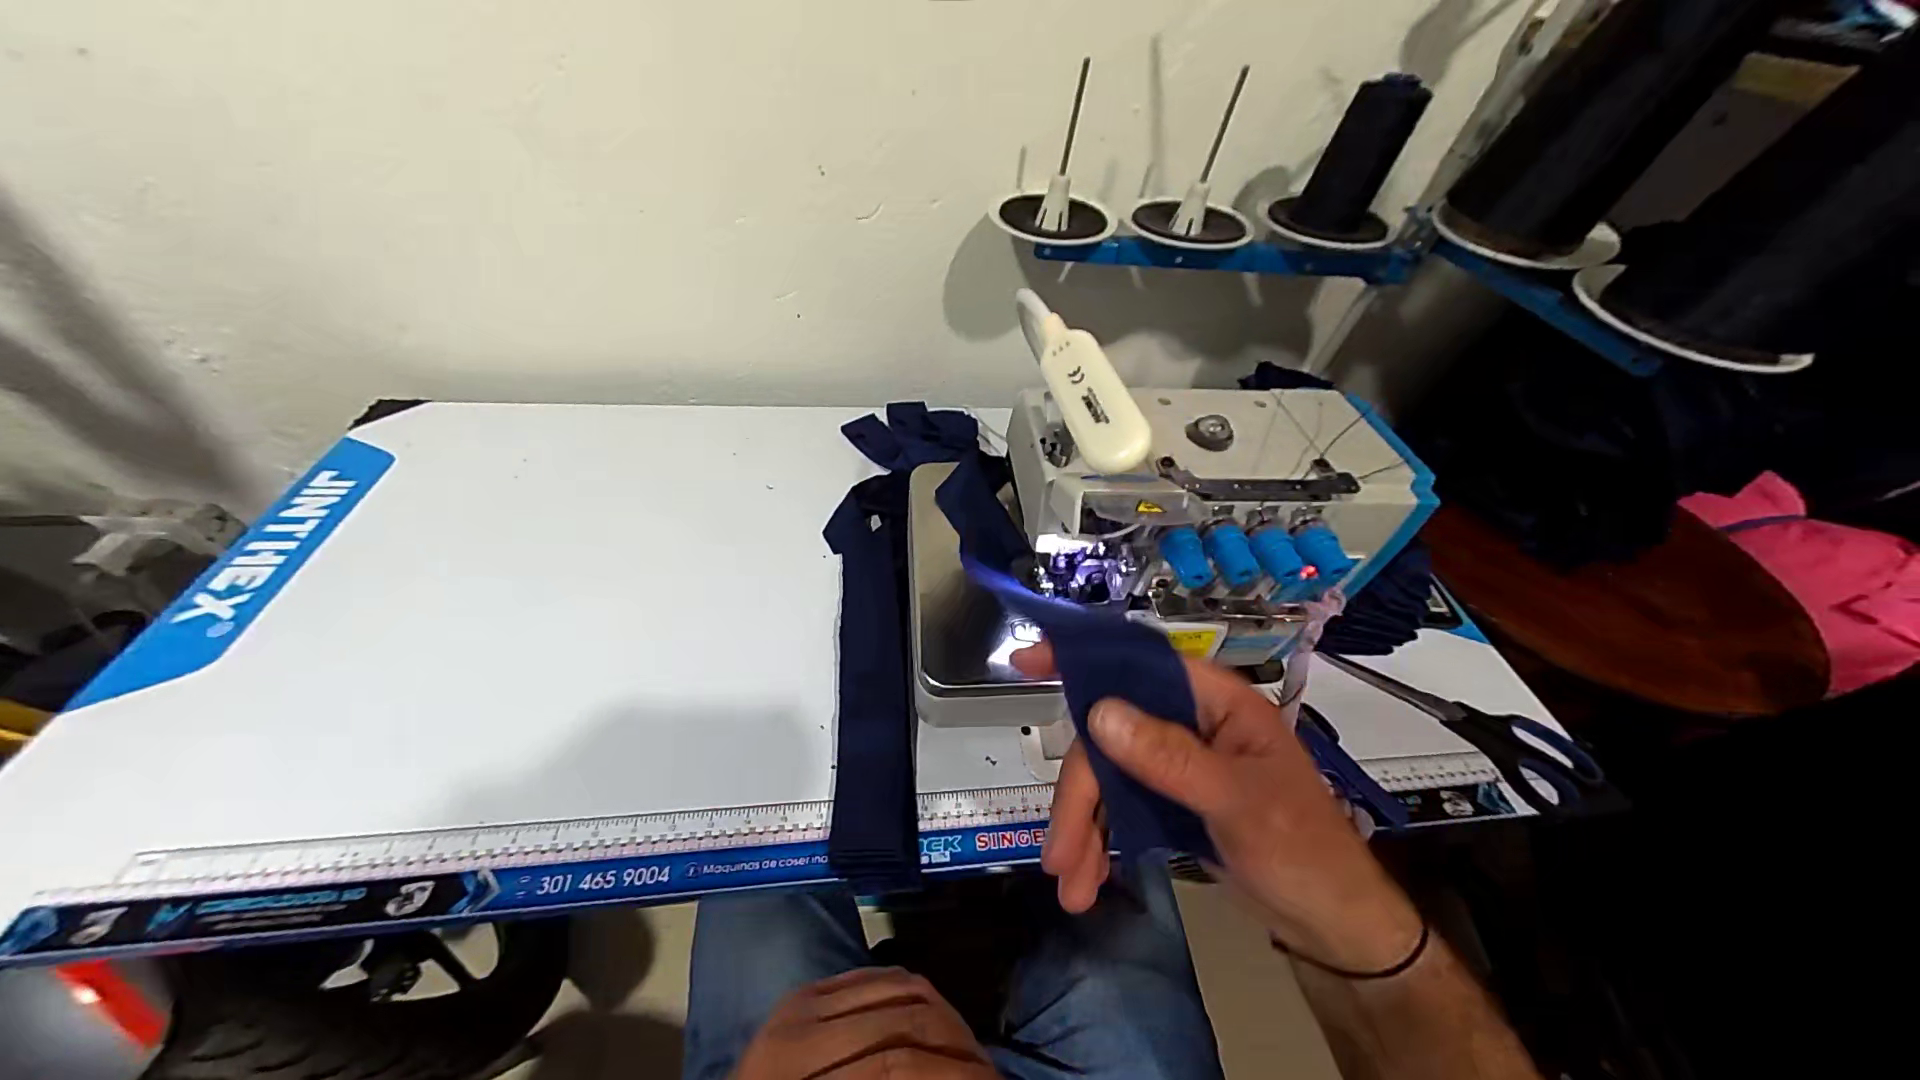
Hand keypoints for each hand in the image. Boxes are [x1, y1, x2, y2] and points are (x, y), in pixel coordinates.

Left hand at [732, 968, 997, 1079]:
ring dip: (943, 1014)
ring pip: (896, 986)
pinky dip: (911, 991)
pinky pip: (874, 975)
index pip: (898, 1067)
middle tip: (988, 1067)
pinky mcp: (803, 992)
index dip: (953, 1076)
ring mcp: (799, 1006)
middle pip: (904, 1020)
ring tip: (966, 1044)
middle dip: (956, 1045)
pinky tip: (931, 1014)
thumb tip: (957, 1075)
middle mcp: (798, 1035)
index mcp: (799, 1078)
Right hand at [1013, 643, 1421, 971]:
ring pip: (1105, 776)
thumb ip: (1169, 757)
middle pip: (1107, 736)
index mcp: (1213, 701)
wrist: (1334, 926)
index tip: (1027, 661)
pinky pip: (1117, 806)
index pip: (1139, 663)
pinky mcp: (1166, 798)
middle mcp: (1186, 722)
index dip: (1083, 657)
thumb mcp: (1238, 802)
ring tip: (1071, 884)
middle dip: (1080, 797)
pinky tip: (1088, 879)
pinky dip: (1099, 840)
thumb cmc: (1304, 851)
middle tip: (1059, 854)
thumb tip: (1098, 712)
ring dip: (1084, 828)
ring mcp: (1174, 761)